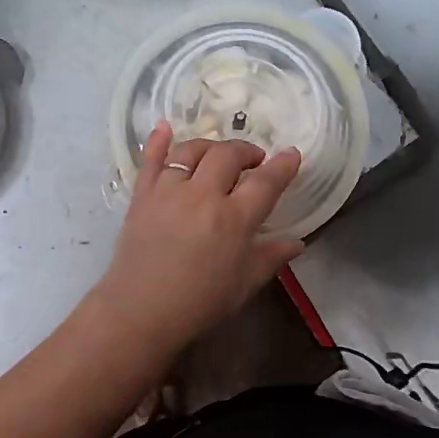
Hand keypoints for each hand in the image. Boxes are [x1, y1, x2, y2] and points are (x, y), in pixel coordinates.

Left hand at [88, 122, 305, 351]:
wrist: (141, 310)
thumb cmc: (199, 303)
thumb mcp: (244, 283)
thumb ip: (271, 257)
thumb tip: (298, 243)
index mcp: (234, 219)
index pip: (266, 182)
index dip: (283, 166)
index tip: (291, 154)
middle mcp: (203, 196)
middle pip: (228, 155)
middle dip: (246, 151)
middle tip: (253, 161)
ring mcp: (169, 192)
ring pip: (191, 151)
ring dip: (210, 147)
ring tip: (217, 155)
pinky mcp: (142, 196)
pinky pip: (150, 160)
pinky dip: (158, 141)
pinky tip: (164, 127)